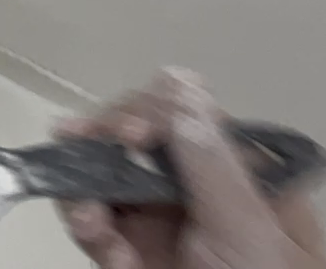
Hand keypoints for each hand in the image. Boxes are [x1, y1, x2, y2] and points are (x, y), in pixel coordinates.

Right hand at [53, 69, 325, 268]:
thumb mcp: (246, 239)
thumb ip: (211, 162)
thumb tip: (180, 78)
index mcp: (248, 184)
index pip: (191, 115)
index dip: (152, 112)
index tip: (126, 134)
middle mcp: (201, 191)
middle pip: (138, 134)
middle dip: (104, 144)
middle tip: (77, 147)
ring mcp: (161, 219)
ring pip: (103, 167)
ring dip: (84, 185)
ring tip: (87, 222)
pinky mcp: (128, 246)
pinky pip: (91, 210)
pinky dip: (83, 220)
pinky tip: (91, 239)